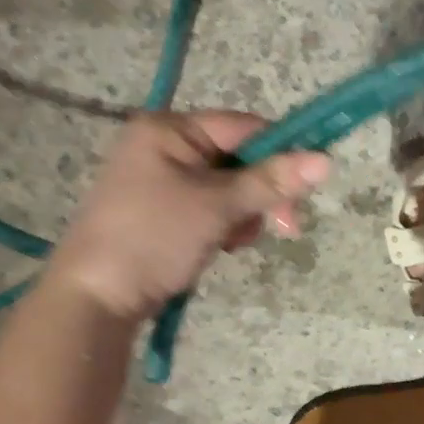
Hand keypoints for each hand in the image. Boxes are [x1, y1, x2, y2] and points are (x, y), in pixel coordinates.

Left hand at [46, 111, 331, 319]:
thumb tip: (326, 161)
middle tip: (284, 229)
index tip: (305, 192)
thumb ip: (271, 182)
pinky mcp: (164, 210)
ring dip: (245, 214)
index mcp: (169, 129)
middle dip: (262, 193)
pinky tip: (221, 246)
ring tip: (234, 242)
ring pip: (230, 187)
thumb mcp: (217, 207)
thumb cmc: (154, 239)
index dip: (281, 154)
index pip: (244, 127)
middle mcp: (164, 145)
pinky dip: (226, 225)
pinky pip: (212, 207)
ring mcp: (162, 178)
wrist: (97, 295)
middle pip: (239, 158)